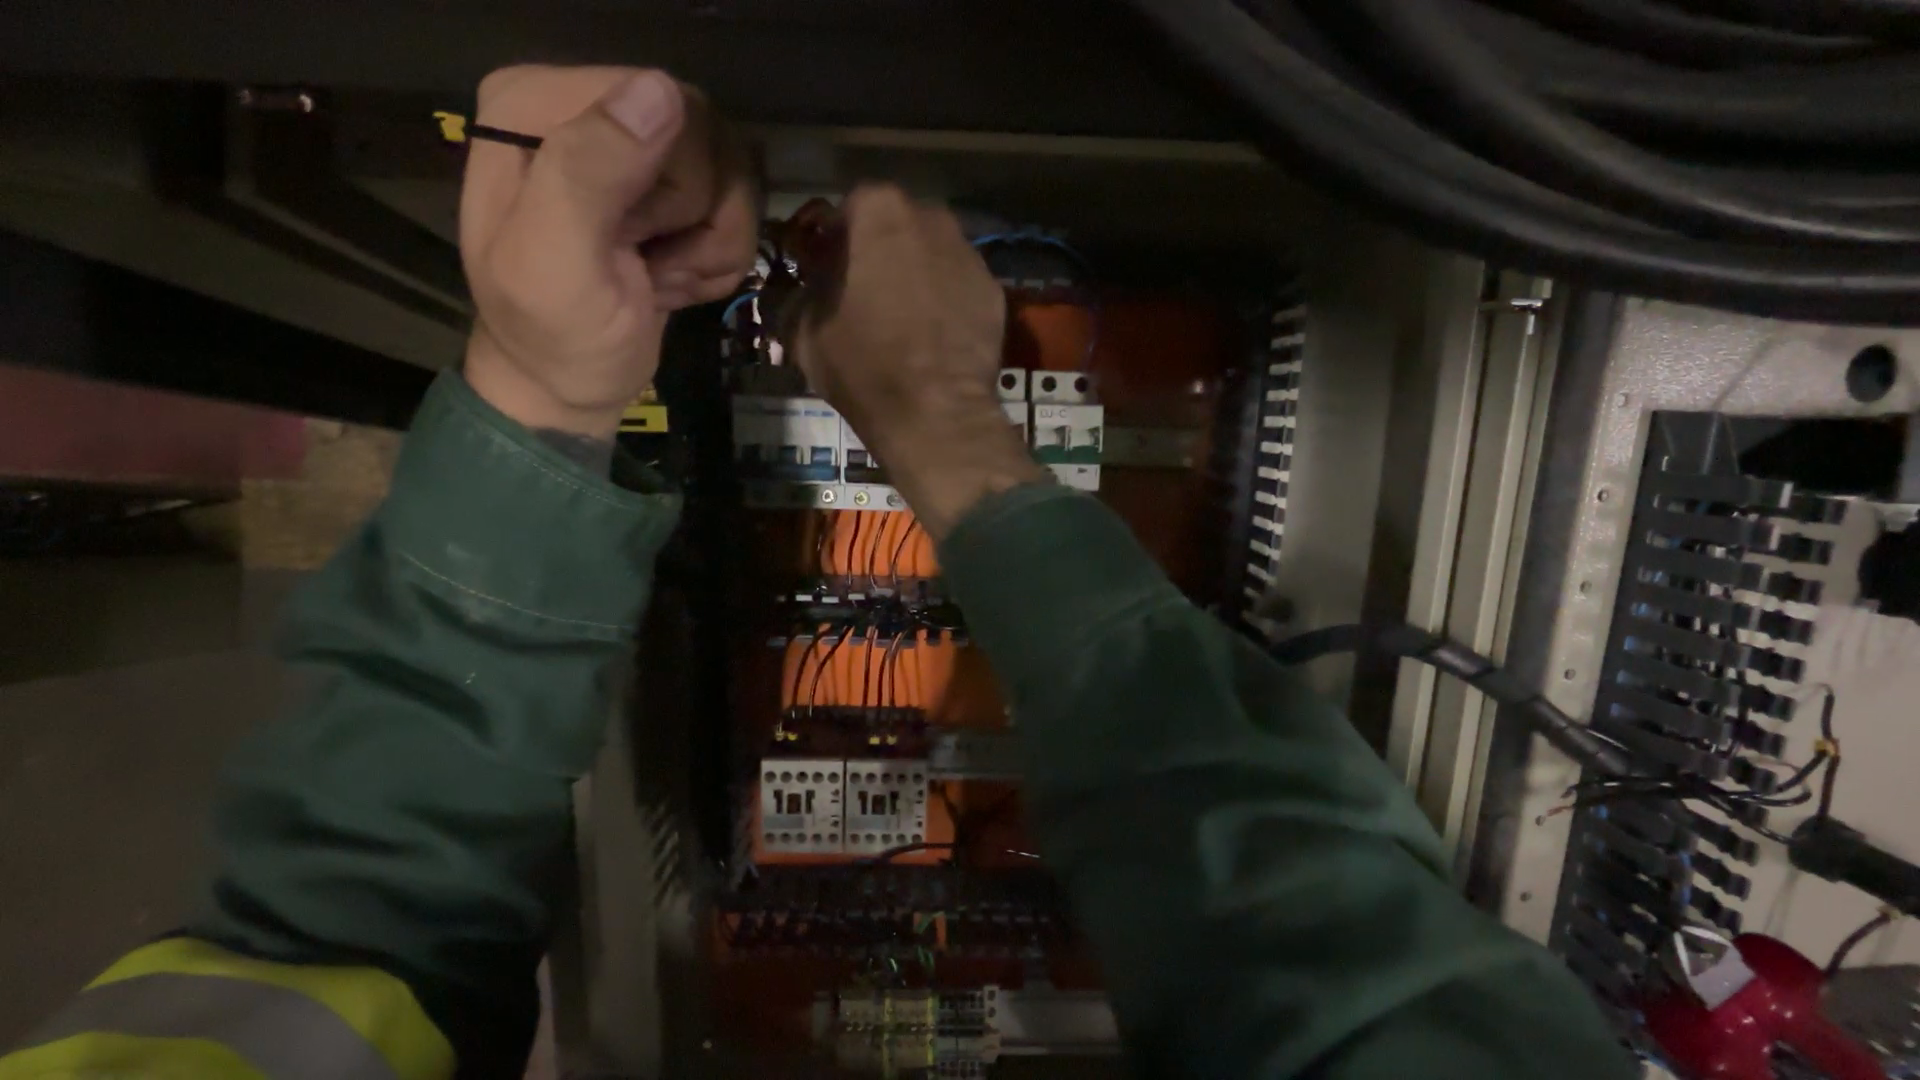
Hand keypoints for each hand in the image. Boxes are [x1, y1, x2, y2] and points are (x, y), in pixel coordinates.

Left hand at [459, 66, 757, 440]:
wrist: (571, 388)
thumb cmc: (555, 334)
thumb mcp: (557, 261)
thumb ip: (588, 171)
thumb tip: (662, 89)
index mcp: (536, 107)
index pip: (662, 102)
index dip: (670, 183)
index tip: (631, 236)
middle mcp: (589, 109)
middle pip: (706, 135)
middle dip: (694, 220)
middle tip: (645, 263)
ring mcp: (636, 150)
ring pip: (733, 172)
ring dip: (710, 245)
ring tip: (659, 277)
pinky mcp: (670, 187)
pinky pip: (737, 204)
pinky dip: (716, 258)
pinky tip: (671, 279)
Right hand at [788, 186, 1043, 538]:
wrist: (935, 413)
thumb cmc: (862, 364)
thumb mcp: (803, 331)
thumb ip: (799, 295)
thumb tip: (802, 292)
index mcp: (880, 213)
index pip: (850, 207)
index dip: (836, 240)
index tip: (828, 272)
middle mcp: (932, 219)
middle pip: (898, 226)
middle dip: (881, 252)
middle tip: (866, 294)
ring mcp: (971, 255)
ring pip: (934, 255)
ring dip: (917, 275)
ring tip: (904, 320)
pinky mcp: (995, 293)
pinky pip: (960, 288)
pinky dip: (948, 303)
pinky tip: (936, 338)